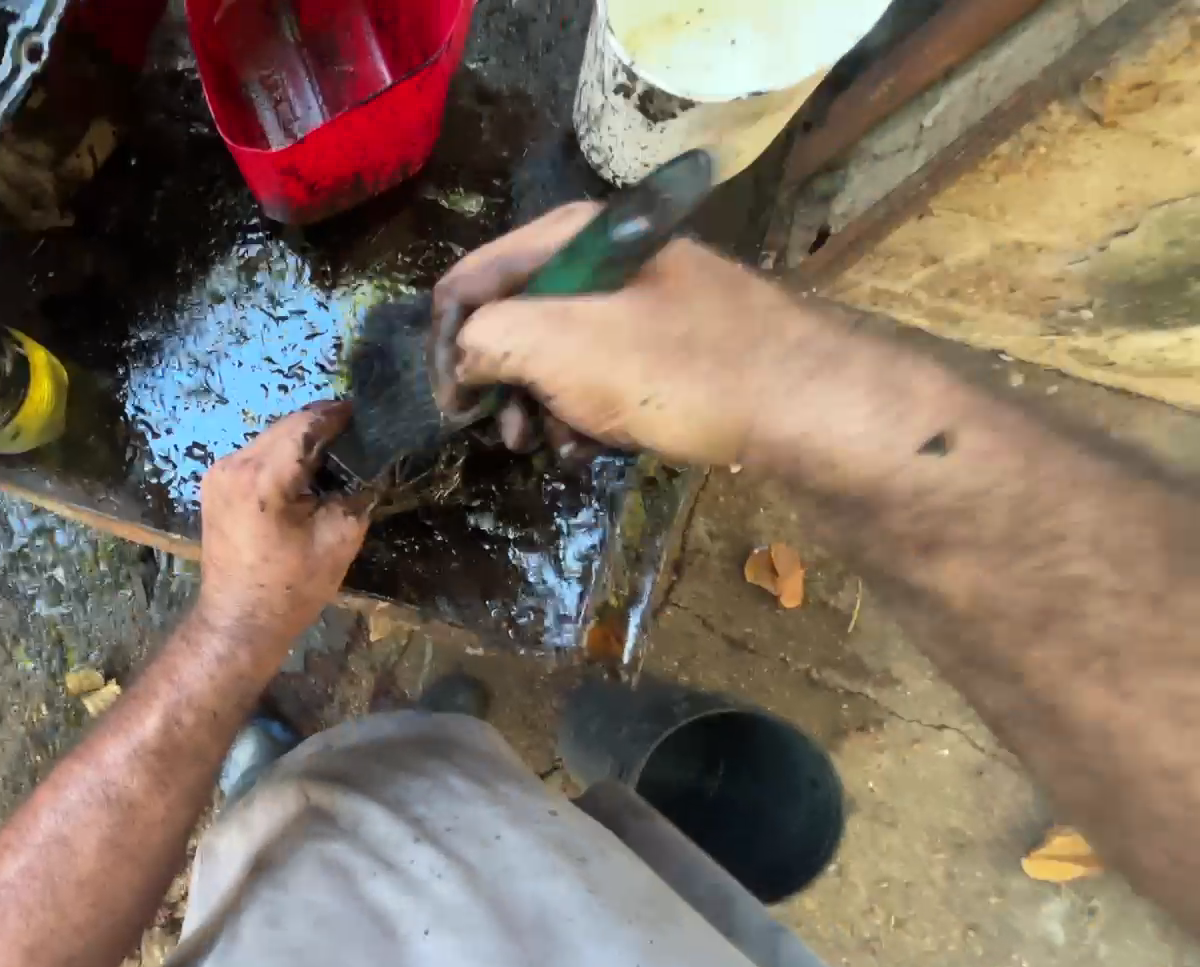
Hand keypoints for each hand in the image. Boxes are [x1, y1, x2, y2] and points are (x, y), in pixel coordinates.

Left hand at [195, 402, 370, 650]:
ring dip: (300, 443)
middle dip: (320, 428)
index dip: (337, 416)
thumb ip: (356, 491)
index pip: (304, 425)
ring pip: (268, 439)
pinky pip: (254, 457)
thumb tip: (369, 462)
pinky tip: (303, 473)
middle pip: (284, 428)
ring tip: (334, 455)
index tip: (366, 412)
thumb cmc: (291, 588)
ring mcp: (217, 474)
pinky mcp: (214, 486)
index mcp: (261, 476)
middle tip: (357, 435)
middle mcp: (231, 464)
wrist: (239, 621)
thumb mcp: (339, 538)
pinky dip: (281, 457)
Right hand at [436, 201, 843, 466]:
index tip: (453, 404)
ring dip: (534, 408)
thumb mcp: (557, 346)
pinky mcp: (651, 343)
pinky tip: (589, 445)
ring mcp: (627, 303)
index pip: (467, 283)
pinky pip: (586, 374)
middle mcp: (594, 260)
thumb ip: (484, 340)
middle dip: (495, 384)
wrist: (802, 407)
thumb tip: (463, 362)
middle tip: (500, 432)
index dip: (447, 345)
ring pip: (543, 356)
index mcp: (569, 238)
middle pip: (505, 322)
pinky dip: (576, 413)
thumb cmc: (672, 369)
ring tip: (548, 444)